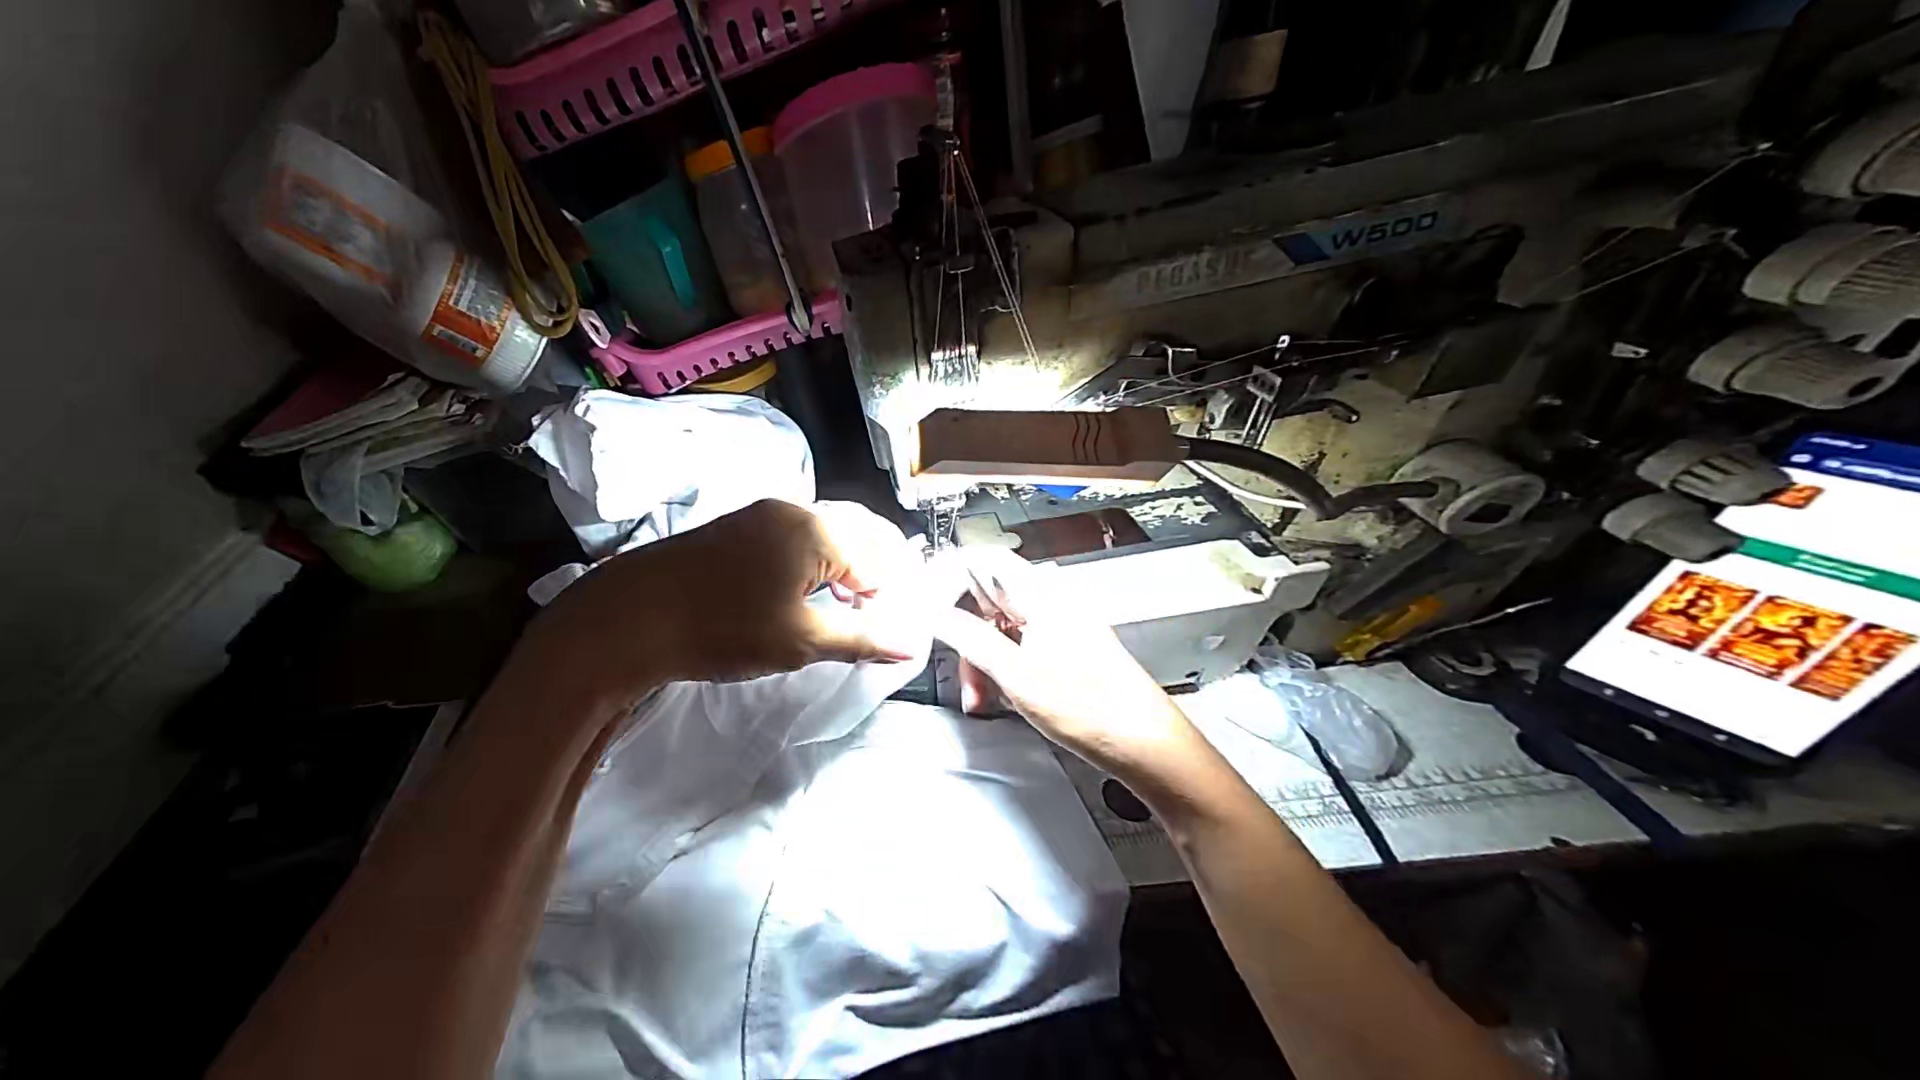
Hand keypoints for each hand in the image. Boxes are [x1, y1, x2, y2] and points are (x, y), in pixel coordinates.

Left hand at [524, 499, 922, 701]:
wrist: (629, 619)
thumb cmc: (725, 629)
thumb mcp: (800, 640)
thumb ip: (860, 639)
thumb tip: (908, 646)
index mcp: (818, 531)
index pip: (879, 561)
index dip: (890, 598)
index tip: (888, 630)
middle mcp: (795, 510)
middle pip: (859, 534)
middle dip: (875, 574)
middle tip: (875, 614)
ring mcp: (763, 514)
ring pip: (827, 533)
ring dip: (845, 567)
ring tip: (844, 608)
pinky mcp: (738, 526)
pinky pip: (797, 535)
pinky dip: (814, 561)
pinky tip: (804, 592)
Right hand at [930, 548, 1208, 779]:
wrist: (1141, 740)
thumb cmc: (1094, 709)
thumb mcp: (1015, 674)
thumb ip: (971, 638)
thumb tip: (939, 615)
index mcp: (1042, 593)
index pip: (983, 562)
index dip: (949, 580)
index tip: (928, 604)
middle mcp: (1054, 600)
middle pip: (990, 600)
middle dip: (969, 636)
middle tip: (964, 674)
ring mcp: (1062, 622)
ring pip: (1004, 626)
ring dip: (986, 659)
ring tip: (984, 696)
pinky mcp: (1067, 645)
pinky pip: (1023, 644)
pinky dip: (1006, 666)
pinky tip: (1005, 694)